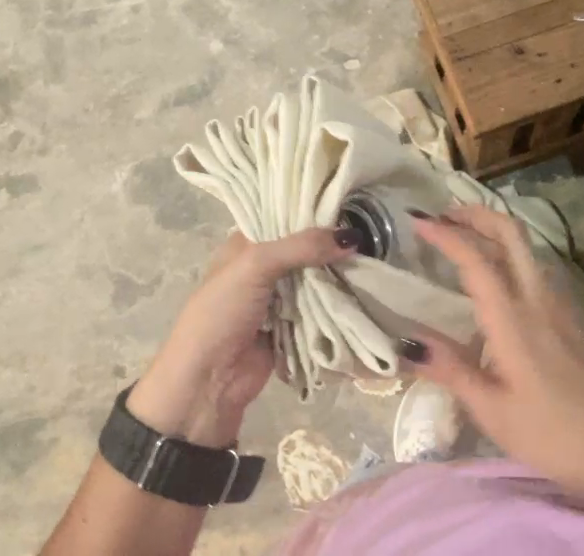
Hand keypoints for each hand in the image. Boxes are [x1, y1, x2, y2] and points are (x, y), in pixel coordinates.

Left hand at [128, 227, 358, 446]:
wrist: (209, 381)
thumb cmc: (222, 312)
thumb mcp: (256, 265)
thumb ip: (301, 246)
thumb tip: (353, 237)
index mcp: (245, 244)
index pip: (283, 216)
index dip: (313, 210)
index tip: (350, 202)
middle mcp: (261, 267)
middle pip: (304, 249)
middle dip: (331, 245)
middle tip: (372, 233)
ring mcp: (277, 299)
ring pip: (314, 279)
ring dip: (338, 275)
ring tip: (375, 260)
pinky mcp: (291, 327)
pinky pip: (319, 309)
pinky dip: (336, 304)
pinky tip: (365, 292)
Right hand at [407, 207, 583, 494]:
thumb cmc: (555, 435)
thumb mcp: (494, 413)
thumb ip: (452, 371)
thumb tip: (407, 343)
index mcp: (512, 319)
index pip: (476, 259)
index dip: (446, 234)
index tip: (417, 221)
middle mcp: (537, 299)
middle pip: (510, 232)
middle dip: (475, 214)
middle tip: (442, 215)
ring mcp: (559, 304)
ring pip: (525, 247)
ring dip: (493, 231)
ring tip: (462, 239)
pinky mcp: (570, 317)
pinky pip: (535, 267)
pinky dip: (509, 254)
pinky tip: (496, 278)